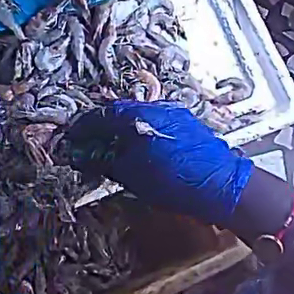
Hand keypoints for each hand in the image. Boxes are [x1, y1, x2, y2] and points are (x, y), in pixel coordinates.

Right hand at [64, 101, 252, 224]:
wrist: (223, 187)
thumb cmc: (174, 181)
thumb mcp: (131, 175)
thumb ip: (105, 161)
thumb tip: (84, 156)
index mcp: (137, 116)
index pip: (99, 115)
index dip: (82, 128)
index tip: (71, 139)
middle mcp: (154, 107)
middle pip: (117, 113)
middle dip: (100, 128)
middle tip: (87, 144)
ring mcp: (172, 113)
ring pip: (136, 117)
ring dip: (120, 130)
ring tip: (109, 149)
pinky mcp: (185, 123)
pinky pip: (152, 122)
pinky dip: (138, 133)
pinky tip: (134, 149)